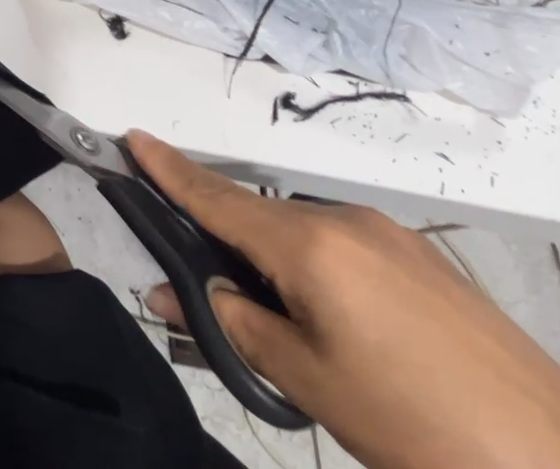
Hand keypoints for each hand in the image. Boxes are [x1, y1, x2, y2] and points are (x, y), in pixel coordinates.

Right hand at [127, 131, 559, 468]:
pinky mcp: (428, 263)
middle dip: (219, 237)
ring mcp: (396, 239)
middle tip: (198, 283)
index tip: (132, 137)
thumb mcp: (302, 375)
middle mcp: (350, 222)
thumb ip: (228, 322)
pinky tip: (329, 320)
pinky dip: (313, 267)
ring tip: (273, 321)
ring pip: (302, 234)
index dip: (168, 170)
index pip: (217, 197)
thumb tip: (168, 293)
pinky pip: (344, 248)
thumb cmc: (409, 422)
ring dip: (270, 259)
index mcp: (311, 244)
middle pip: (258, 216)